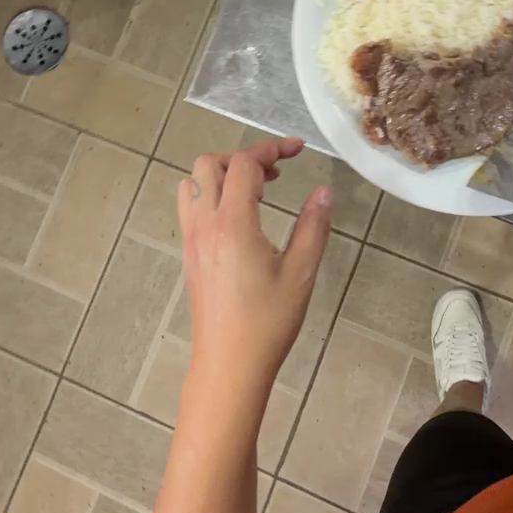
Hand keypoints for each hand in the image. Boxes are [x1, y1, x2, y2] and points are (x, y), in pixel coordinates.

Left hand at [178, 139, 333, 393]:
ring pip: (193, 183)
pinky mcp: (188, 254)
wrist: (229, 364)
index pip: (243, 164)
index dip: (270, 148)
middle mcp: (204, 223)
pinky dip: (211, 195)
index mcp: (233, 222)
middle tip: (276, 173)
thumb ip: (313, 226)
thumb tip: (324, 192)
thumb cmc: (268, 321)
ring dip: (221, 174)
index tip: (297, 150)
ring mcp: (191, 239)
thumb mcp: (301, 272)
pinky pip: (190, 207)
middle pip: (209, 163)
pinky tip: (240, 217)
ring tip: (256, 190)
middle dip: (242, 157)